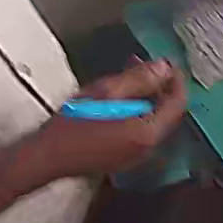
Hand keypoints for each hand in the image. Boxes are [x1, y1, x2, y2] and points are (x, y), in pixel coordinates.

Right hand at [12, 60, 187, 182]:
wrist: (45, 158)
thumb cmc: (72, 125)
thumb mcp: (105, 93)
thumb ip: (138, 79)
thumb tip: (165, 67)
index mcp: (147, 133)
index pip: (176, 104)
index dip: (176, 81)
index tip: (169, 63)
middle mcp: (149, 147)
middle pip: (166, 113)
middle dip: (159, 86)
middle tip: (144, 64)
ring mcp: (137, 155)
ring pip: (153, 120)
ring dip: (146, 96)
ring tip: (129, 74)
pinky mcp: (125, 157)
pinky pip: (140, 130)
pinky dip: (137, 111)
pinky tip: (119, 97)